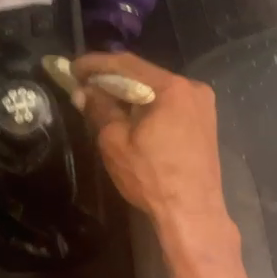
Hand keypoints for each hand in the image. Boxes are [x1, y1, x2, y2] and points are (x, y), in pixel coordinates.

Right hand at [72, 52, 228, 229]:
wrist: (193, 214)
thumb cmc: (152, 178)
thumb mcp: (116, 142)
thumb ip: (100, 109)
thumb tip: (84, 91)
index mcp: (172, 88)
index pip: (127, 64)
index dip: (96, 63)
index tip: (72, 67)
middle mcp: (192, 88)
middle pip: (144, 74)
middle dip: (112, 78)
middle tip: (83, 84)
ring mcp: (202, 105)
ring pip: (157, 89)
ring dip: (129, 92)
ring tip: (101, 99)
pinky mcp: (204, 122)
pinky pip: (169, 103)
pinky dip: (146, 104)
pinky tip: (129, 114)